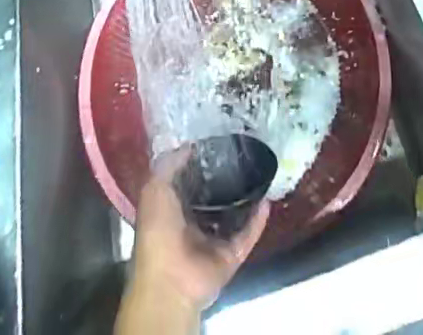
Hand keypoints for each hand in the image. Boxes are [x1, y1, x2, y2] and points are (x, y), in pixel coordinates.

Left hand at [116, 145, 269, 334]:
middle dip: (225, 181)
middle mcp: (193, 223)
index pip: (189, 182)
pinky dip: (258, 220)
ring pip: (233, 216)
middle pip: (214, 198)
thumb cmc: (158, 228)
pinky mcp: (230, 255)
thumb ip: (169, 165)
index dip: (201, 164)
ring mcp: (213, 240)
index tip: (216, 144)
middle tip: (241, 157)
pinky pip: (247, 234)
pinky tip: (266, 201)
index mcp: (172, 208)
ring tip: (259, 175)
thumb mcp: (155, 188)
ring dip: (245, 200)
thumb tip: (189, 145)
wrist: (170, 279)